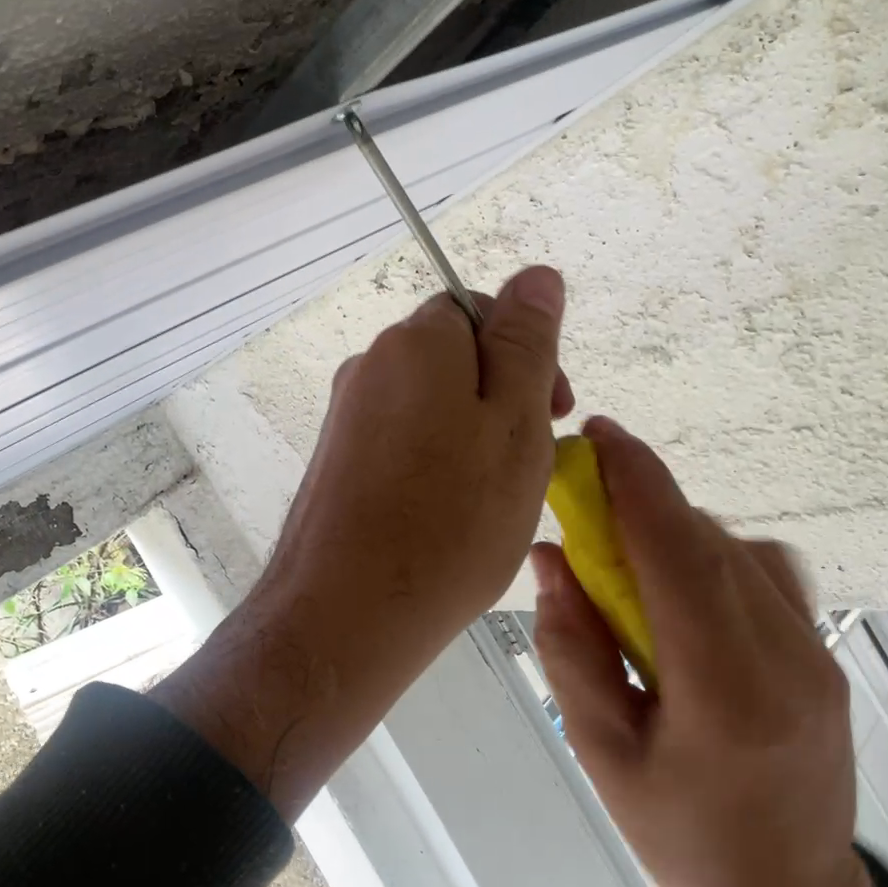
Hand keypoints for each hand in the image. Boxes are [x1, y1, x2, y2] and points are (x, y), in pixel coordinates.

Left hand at [154, 267, 570, 818]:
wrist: (343, 610)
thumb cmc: (449, 519)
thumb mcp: (514, 424)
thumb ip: (526, 344)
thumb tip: (536, 275)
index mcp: (413, 343)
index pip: (478, 311)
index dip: (525, 354)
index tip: (553, 414)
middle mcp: (367, 367)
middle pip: (452, 360)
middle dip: (500, 399)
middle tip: (527, 468)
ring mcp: (344, 416)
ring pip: (428, 406)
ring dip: (470, 438)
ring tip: (487, 503)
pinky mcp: (334, 461)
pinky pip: (398, 444)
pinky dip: (431, 467)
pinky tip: (444, 518)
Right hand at [532, 418, 887, 886]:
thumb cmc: (677, 833)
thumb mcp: (600, 749)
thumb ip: (572, 649)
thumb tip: (551, 560)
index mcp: (726, 694)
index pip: (682, 560)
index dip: (639, 486)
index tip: (598, 433)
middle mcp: (788, 661)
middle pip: (709, 544)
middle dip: (639, 501)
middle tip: (576, 495)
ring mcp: (818, 656)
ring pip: (740, 551)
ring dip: (672, 532)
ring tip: (619, 557)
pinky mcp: (823, 656)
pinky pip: (766, 574)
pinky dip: (711, 555)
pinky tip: (676, 587)